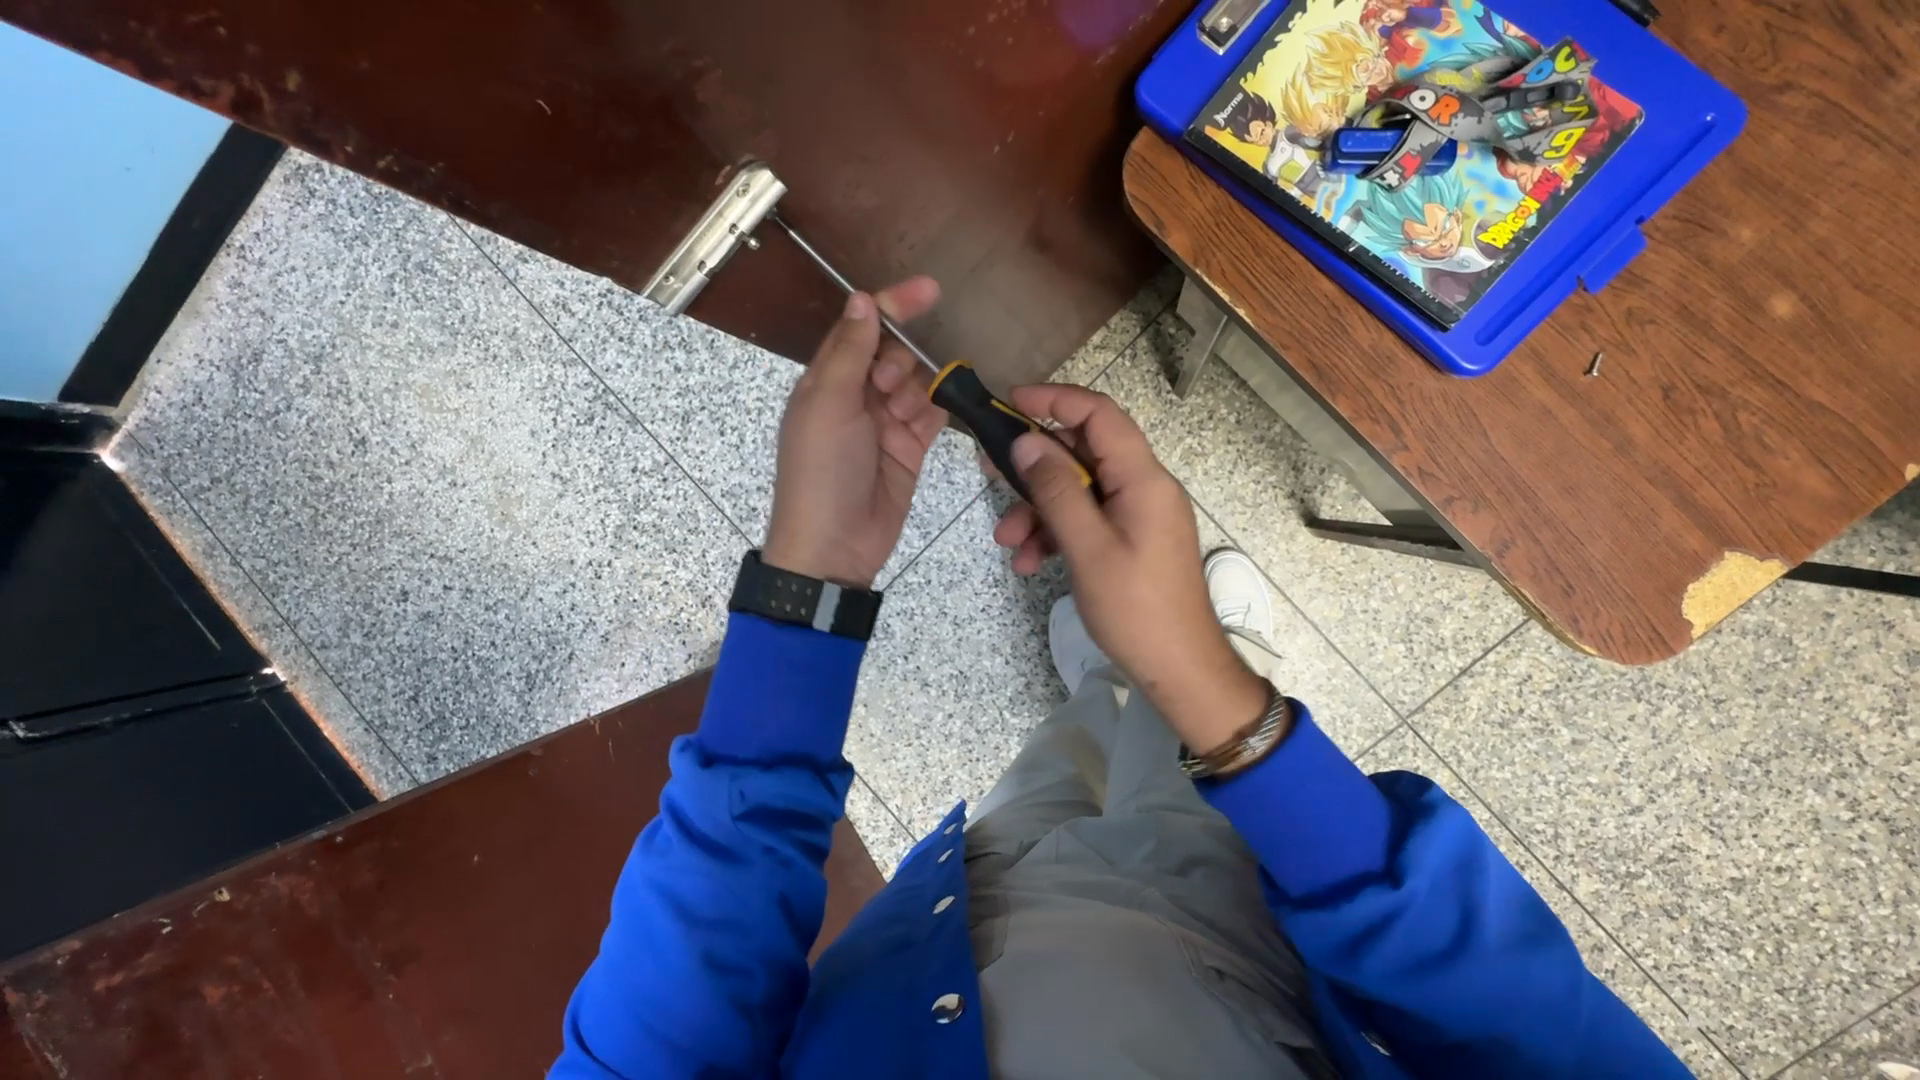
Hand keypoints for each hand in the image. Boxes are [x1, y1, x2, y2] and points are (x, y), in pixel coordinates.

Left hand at [762, 279, 946, 588]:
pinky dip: (937, 408)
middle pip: (892, 353)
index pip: (861, 328)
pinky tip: (933, 415)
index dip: (892, 306)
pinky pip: (932, 414)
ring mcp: (885, 423)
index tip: (929, 290)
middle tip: (890, 390)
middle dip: (900, 361)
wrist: (834, 547)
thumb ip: (848, 352)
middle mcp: (855, 396)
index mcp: (825, 381)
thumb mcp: (827, 406)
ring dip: (917, 390)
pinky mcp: (910, 448)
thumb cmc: (820, 472)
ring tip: (903, 418)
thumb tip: (862, 298)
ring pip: (916, 382)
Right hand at [992, 384, 1268, 752]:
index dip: (1055, 401)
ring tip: (1009, 544)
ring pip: (1079, 491)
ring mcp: (1139, 514)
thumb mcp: (1087, 547)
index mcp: (1142, 478)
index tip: (1011, 404)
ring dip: (1039, 511)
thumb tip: (1025, 442)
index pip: (1099, 415)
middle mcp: (1144, 487)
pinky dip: (1058, 534)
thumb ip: (1055, 490)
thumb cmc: (1135, 607)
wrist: (1180, 667)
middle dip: (1035, 469)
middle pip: (1083, 453)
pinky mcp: (1132, 539)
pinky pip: (1089, 520)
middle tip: (990, 476)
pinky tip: (1032, 562)